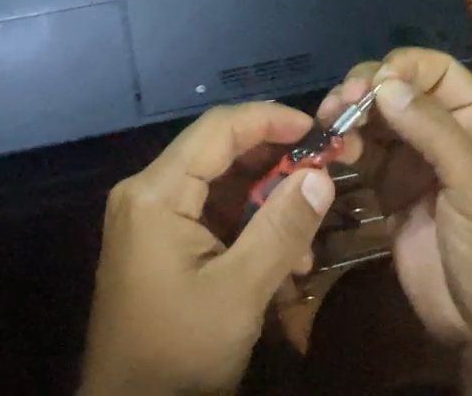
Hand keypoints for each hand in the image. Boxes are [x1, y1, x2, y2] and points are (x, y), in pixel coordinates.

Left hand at [80, 102, 336, 394]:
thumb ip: (282, 228)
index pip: (218, 129)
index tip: (318, 130)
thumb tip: (321, 174)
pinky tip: (284, 261)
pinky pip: (209, 215)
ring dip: (266, 204)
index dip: (270, 120)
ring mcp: (149, 218)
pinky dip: (247, 228)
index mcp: (156, 193)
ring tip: (308, 239)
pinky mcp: (157, 242)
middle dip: (274, 165)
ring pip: (219, 187)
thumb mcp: (239, 292)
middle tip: (325, 175)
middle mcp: (146, 192)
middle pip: (218, 154)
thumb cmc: (179, 352)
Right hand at [320, 50, 471, 392]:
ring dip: (350, 116)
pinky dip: (345, 147)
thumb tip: (385, 83)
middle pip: (401, 91)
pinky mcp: (391, 192)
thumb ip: (434, 132)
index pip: (439, 72)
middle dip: (367, 89)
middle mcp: (447, 135)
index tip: (371, 83)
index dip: (404, 68)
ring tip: (329, 125)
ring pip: (377, 120)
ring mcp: (417, 164)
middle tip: (339, 103)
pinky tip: (332, 151)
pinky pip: (364, 156)